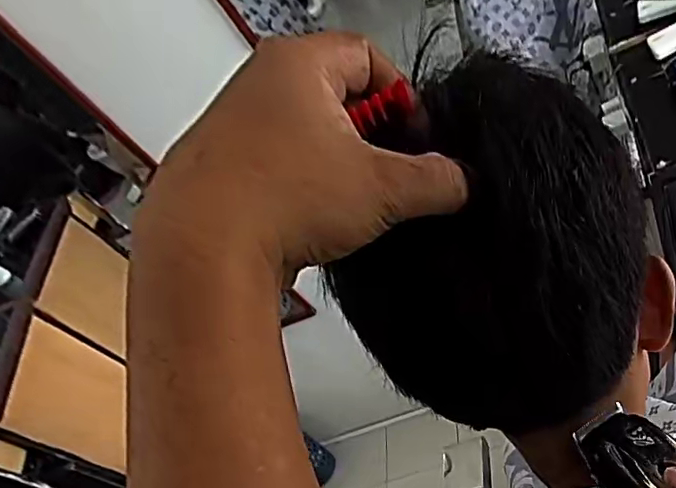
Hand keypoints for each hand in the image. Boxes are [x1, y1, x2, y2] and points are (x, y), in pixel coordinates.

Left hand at [136, 33, 466, 284]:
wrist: (212, 241)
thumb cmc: (274, 195)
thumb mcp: (385, 188)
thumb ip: (438, 182)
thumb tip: (463, 181)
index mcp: (299, 64)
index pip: (372, 57)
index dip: (407, 100)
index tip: (422, 141)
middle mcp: (269, 84)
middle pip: (351, 101)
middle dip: (384, 143)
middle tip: (398, 179)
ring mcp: (253, 126)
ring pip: (327, 139)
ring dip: (356, 172)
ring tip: (365, 205)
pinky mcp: (248, 169)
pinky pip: (304, 170)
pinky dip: (327, 193)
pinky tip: (335, 221)